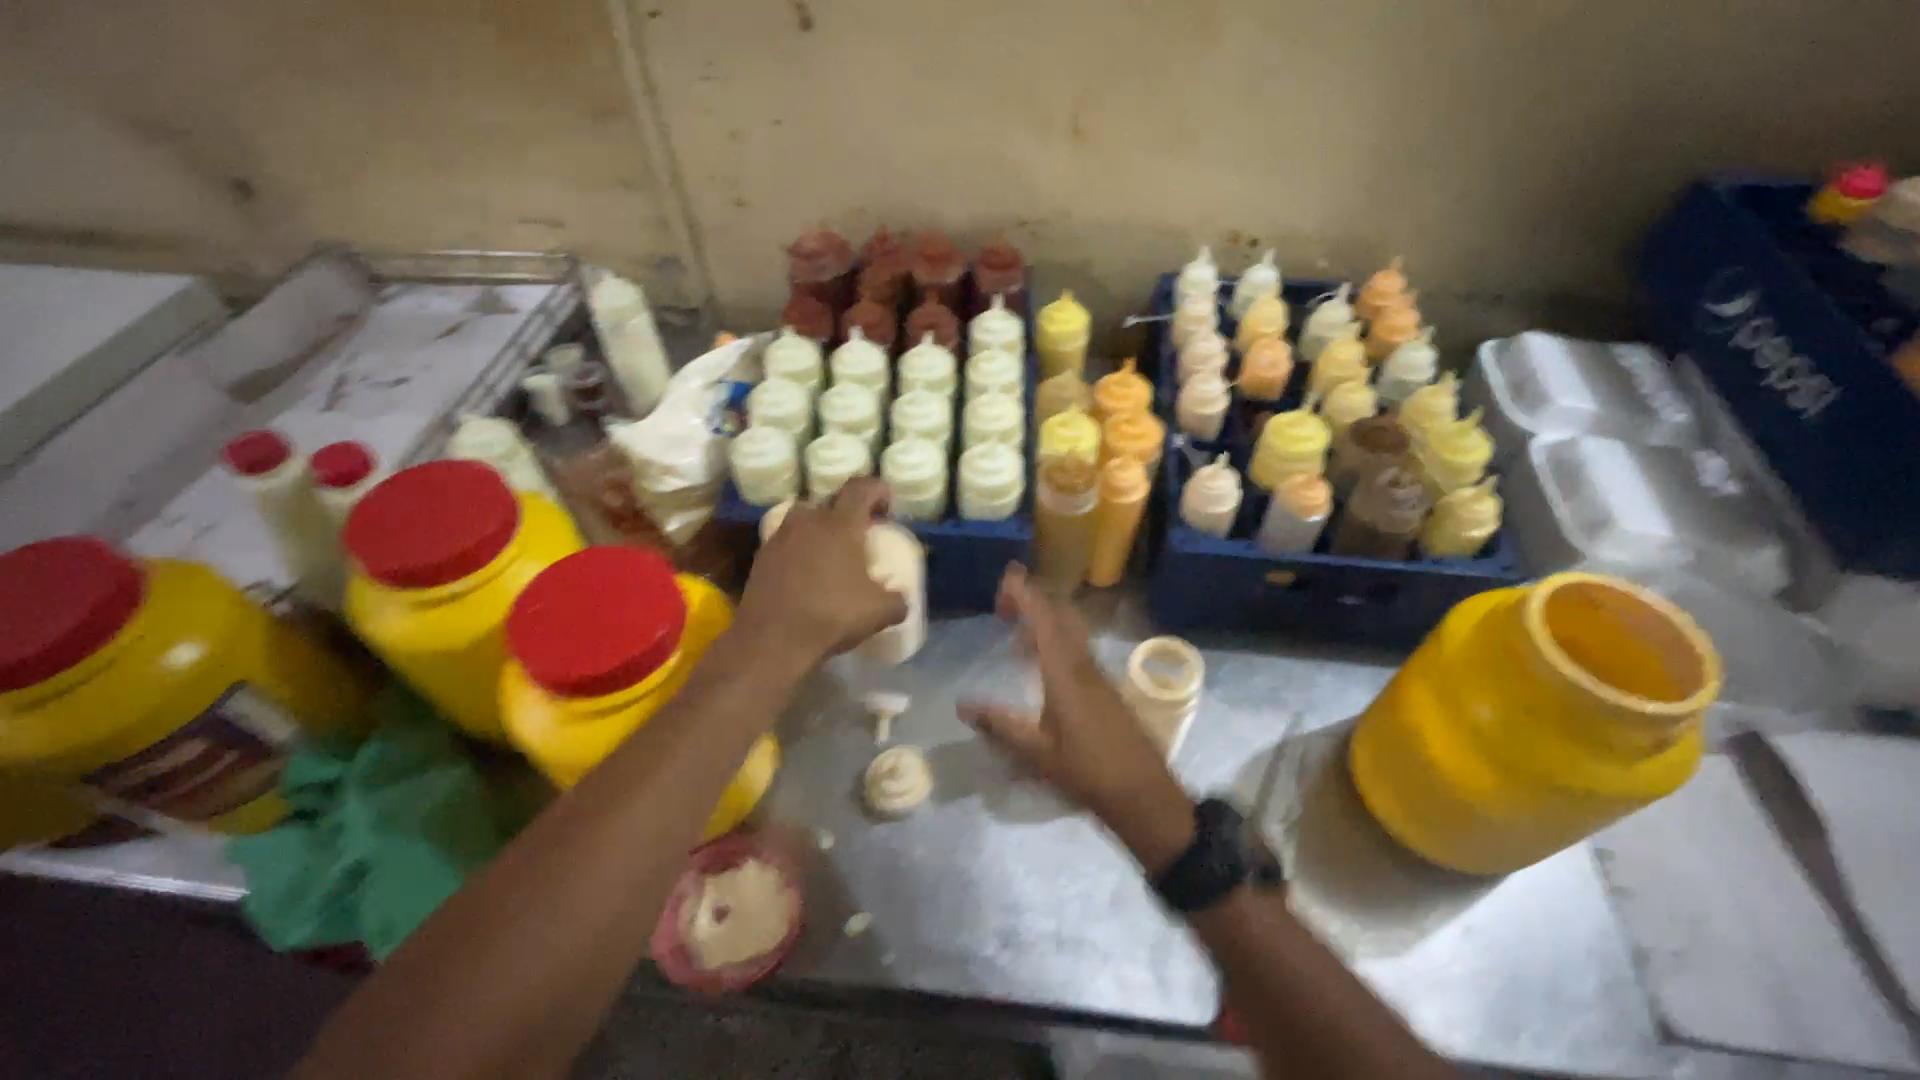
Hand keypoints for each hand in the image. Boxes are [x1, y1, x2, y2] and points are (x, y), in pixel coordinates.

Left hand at [736, 478, 908, 670]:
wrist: (771, 640)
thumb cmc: (831, 616)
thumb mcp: (880, 612)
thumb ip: (897, 599)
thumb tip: (900, 598)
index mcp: (840, 524)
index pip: (861, 488)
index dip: (878, 490)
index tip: (887, 505)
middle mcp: (808, 521)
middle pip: (829, 502)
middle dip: (846, 513)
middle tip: (858, 535)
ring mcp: (779, 538)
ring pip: (803, 521)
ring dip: (818, 530)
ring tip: (829, 555)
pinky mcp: (761, 558)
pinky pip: (785, 543)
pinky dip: (798, 551)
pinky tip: (804, 576)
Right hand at [960, 566, 1194, 871]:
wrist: (1144, 794)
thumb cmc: (1088, 772)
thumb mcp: (1036, 753)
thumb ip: (1000, 726)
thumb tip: (962, 706)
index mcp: (1066, 674)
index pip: (1044, 621)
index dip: (1026, 594)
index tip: (1009, 575)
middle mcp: (1085, 667)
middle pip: (1063, 618)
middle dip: (1036, 601)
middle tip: (1006, 604)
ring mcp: (1100, 677)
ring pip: (1073, 633)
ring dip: (1047, 622)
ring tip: (1017, 632)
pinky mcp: (1108, 691)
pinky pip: (1078, 651)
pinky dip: (1057, 643)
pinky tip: (1042, 666)